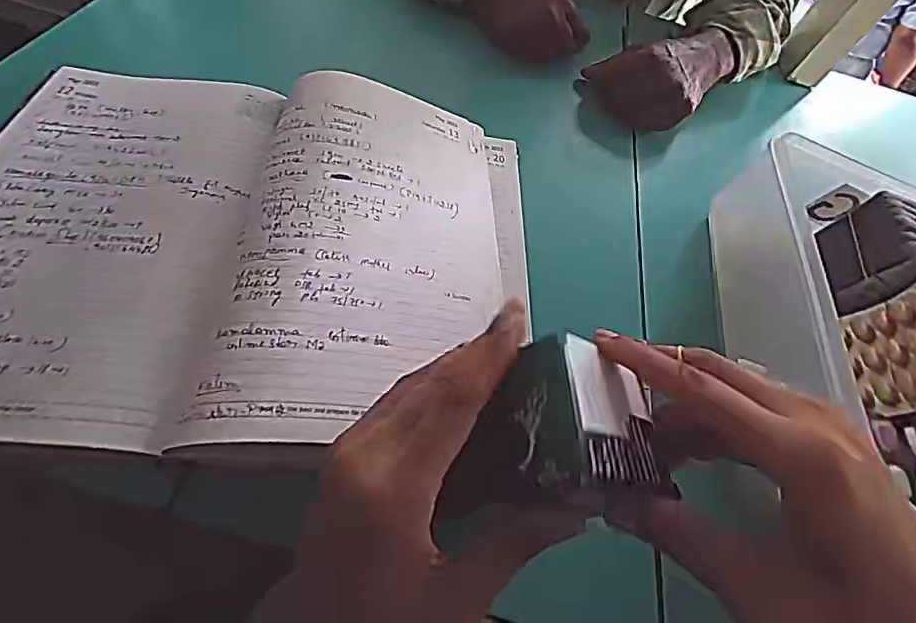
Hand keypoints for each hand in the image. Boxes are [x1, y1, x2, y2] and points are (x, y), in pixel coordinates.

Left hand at [251, 301, 584, 622]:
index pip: (453, 401)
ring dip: (455, 360)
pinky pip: (396, 397)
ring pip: (412, 382)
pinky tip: (454, 379)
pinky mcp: (345, 449)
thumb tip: (570, 510)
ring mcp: (349, 448)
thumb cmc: (378, 620)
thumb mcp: (455, 598)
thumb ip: (516, 544)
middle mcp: (366, 455)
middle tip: (514, 326)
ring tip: (494, 346)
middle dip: (477, 349)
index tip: (515, 322)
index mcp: (394, 489)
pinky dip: (432, 379)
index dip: (489, 355)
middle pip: (433, 381)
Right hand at [465, 0, 590, 62]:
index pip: (580, 40)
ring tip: (539, 34)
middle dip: (564, 44)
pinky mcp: (518, 54)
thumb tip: (582, 37)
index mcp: (559, 19)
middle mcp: (547, 36)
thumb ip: (572, 17)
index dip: (577, 37)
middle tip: (553, 32)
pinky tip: (528, 39)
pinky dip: (536, 53)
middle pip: (566, 52)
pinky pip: (535, 60)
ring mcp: (532, 47)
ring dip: (550, 51)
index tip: (572, 33)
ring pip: (551, 58)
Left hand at [580, 32, 734, 131]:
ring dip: (613, 111)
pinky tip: (624, 114)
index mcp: (655, 57)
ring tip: (606, 106)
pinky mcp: (681, 113)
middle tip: (593, 96)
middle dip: (602, 97)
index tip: (584, 83)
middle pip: (623, 95)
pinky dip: (632, 120)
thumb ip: (614, 62)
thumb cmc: (668, 55)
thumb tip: (587, 75)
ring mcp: (676, 98)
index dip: (597, 81)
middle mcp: (667, 78)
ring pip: (634, 113)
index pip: (616, 74)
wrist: (703, 62)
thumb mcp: (640, 50)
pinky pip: (649, 124)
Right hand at [593, 333, 915, 622]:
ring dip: (696, 404)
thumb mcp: (761, 586)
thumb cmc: (857, 616)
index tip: (607, 342)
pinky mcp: (838, 443)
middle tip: (618, 386)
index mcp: (801, 450)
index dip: (647, 363)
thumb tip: (624, 504)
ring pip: (744, 390)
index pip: (703, 388)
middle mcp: (818, 421)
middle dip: (666, 374)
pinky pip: (767, 410)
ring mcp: (832, 427)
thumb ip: (685, 536)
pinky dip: (726, 420)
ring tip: (655, 436)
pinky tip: (705, 448)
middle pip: (722, 375)